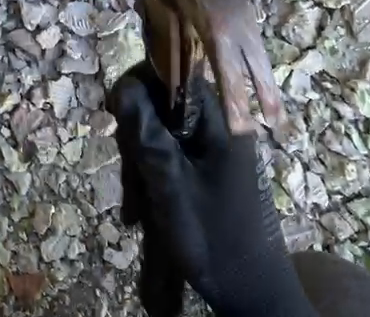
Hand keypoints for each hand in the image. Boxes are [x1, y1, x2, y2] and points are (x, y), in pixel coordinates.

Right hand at [110, 64, 314, 316]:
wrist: (253, 296)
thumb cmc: (213, 236)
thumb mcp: (170, 183)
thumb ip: (147, 132)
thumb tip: (122, 86)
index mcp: (223, 124)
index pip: (179, 75)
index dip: (144, 83)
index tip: (117, 111)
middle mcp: (224, 130)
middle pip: (169, 104)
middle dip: (139, 129)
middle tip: (127, 165)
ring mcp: (219, 152)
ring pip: (168, 132)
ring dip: (144, 158)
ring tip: (135, 202)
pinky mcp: (213, 172)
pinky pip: (175, 154)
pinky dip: (156, 173)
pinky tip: (144, 206)